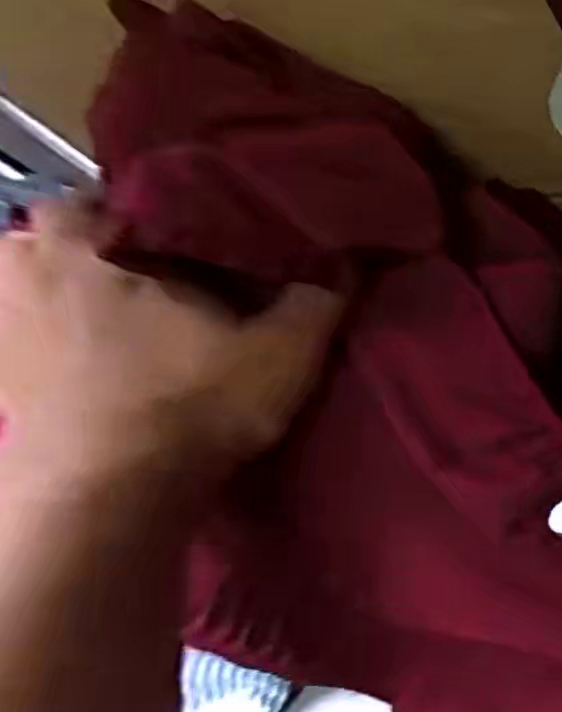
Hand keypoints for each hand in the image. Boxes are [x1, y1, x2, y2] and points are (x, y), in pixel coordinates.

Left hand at [0, 200, 343, 485]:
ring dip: (104, 278)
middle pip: (97, 227)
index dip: (198, 214)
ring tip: (159, 311)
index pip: (148, 195)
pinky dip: (76, 313)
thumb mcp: (286, 352)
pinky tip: (117, 344)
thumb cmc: (201, 401)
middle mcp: (26, 247)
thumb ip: (316, 300)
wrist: (113, 479)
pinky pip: (40, 305)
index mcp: (96, 235)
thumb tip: (343, 258)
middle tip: (199, 277)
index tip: (236, 240)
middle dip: (144, 244)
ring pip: (61, 264)